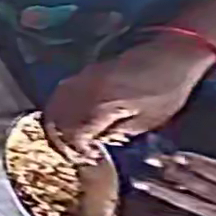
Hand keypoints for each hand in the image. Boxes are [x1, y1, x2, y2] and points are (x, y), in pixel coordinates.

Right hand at [42, 38, 213, 160]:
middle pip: (55, 124)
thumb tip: (99, 140)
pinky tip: (68, 120)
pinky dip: (56, 114)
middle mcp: (77, 97)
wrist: (165, 57)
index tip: (87, 158)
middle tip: (72, 152)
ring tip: (67, 138)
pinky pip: (55, 101)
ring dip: (55, 127)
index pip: (74, 135)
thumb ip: (120, 132)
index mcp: (98, 109)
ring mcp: (71, 86)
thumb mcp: (151, 119)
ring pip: (50, 112)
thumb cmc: (165, 90)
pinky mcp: (73, 80)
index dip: (78, 149)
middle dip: (61, 140)